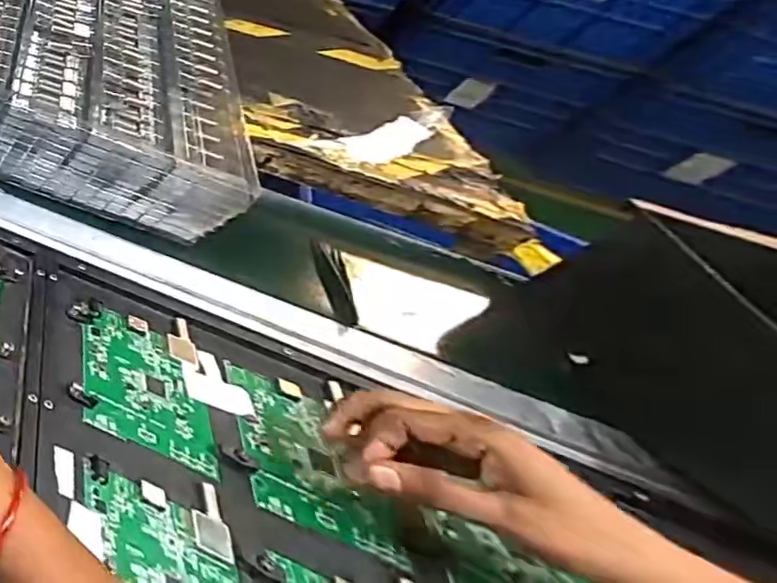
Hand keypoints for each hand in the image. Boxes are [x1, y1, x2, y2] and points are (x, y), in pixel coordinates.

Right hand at [323, 391, 742, 582]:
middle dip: (357, 415)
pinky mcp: (480, 461)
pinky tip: (386, 466)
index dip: (372, 439)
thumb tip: (368, 472)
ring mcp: (475, 442)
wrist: (643, 566)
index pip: (402, 419)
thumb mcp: (503, 516)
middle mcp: (470, 426)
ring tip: (348, 449)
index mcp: (476, 429)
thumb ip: (433, 490)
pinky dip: (398, 452)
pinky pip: (426, 446)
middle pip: (397, 405)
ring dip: (374, 433)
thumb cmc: (579, 536)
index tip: (358, 468)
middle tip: (326, 435)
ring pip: (408, 423)